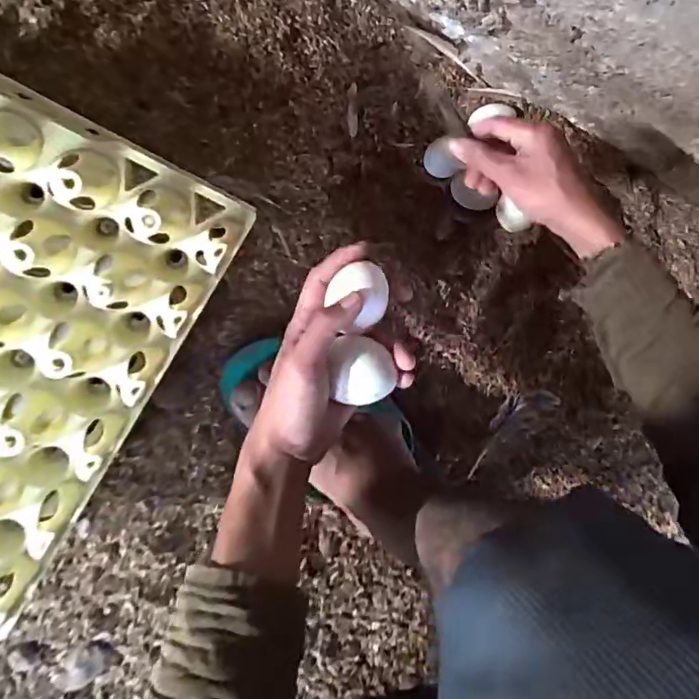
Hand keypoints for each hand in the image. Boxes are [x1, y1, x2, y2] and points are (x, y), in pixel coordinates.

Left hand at [249, 242, 417, 465]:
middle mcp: (329, 332)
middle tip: (408, 295)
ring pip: (380, 333)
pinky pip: (385, 361)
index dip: (343, 260)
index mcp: (308, 322)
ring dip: (400, 342)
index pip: (324, 280)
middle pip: (362, 302)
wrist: (292, 450)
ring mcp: (347, 354)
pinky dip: (400, 366)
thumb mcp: (303, 360)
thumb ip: (328, 324)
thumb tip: (359, 294)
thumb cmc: (289, 402)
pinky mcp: (360, 376)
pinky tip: (406, 378)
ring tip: (409, 362)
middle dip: (386, 296)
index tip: (369, 249)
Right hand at [450, 118, 624, 257]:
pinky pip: (522, 163)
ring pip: (511, 154)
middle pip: (502, 140)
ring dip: (493, 170)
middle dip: (483, 160)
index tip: (459, 153)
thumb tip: (455, 143)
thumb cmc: (543, 194)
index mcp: (534, 131)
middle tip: (470, 181)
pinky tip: (498, 191)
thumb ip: (479, 157)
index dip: (474, 135)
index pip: (495, 123)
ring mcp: (549, 150)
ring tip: (483, 191)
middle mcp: (543, 135)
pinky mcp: (551, 166)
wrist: (579, 219)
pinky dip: (507, 174)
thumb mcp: (506, 175)